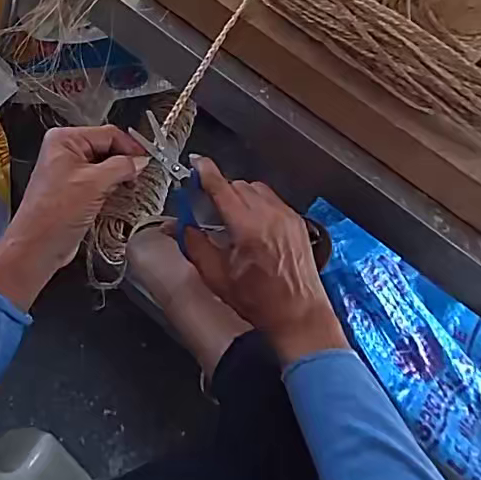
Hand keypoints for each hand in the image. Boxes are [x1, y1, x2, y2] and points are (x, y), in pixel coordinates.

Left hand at [0, 125, 149, 309]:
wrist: (37, 248)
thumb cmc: (54, 214)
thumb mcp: (94, 183)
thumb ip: (122, 166)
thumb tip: (140, 160)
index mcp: (64, 140)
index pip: (107, 134)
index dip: (129, 146)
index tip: (147, 159)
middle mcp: (65, 151)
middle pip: (107, 148)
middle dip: (124, 162)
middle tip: (139, 176)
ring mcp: (69, 171)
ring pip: (105, 166)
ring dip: (119, 176)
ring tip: (130, 187)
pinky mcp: (74, 190)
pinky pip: (100, 181)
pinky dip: (112, 187)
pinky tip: (119, 196)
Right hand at [180, 156, 347, 363]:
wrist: (299, 316)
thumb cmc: (261, 302)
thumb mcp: (217, 277)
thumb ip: (195, 246)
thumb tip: (181, 227)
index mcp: (248, 228)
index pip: (222, 187)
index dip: (205, 172)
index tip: (196, 163)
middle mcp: (270, 216)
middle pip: (237, 185)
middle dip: (220, 190)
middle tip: (207, 207)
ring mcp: (286, 216)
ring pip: (255, 188)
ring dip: (239, 195)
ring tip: (231, 218)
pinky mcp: (296, 221)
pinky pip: (272, 199)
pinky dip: (257, 203)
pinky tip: (251, 224)